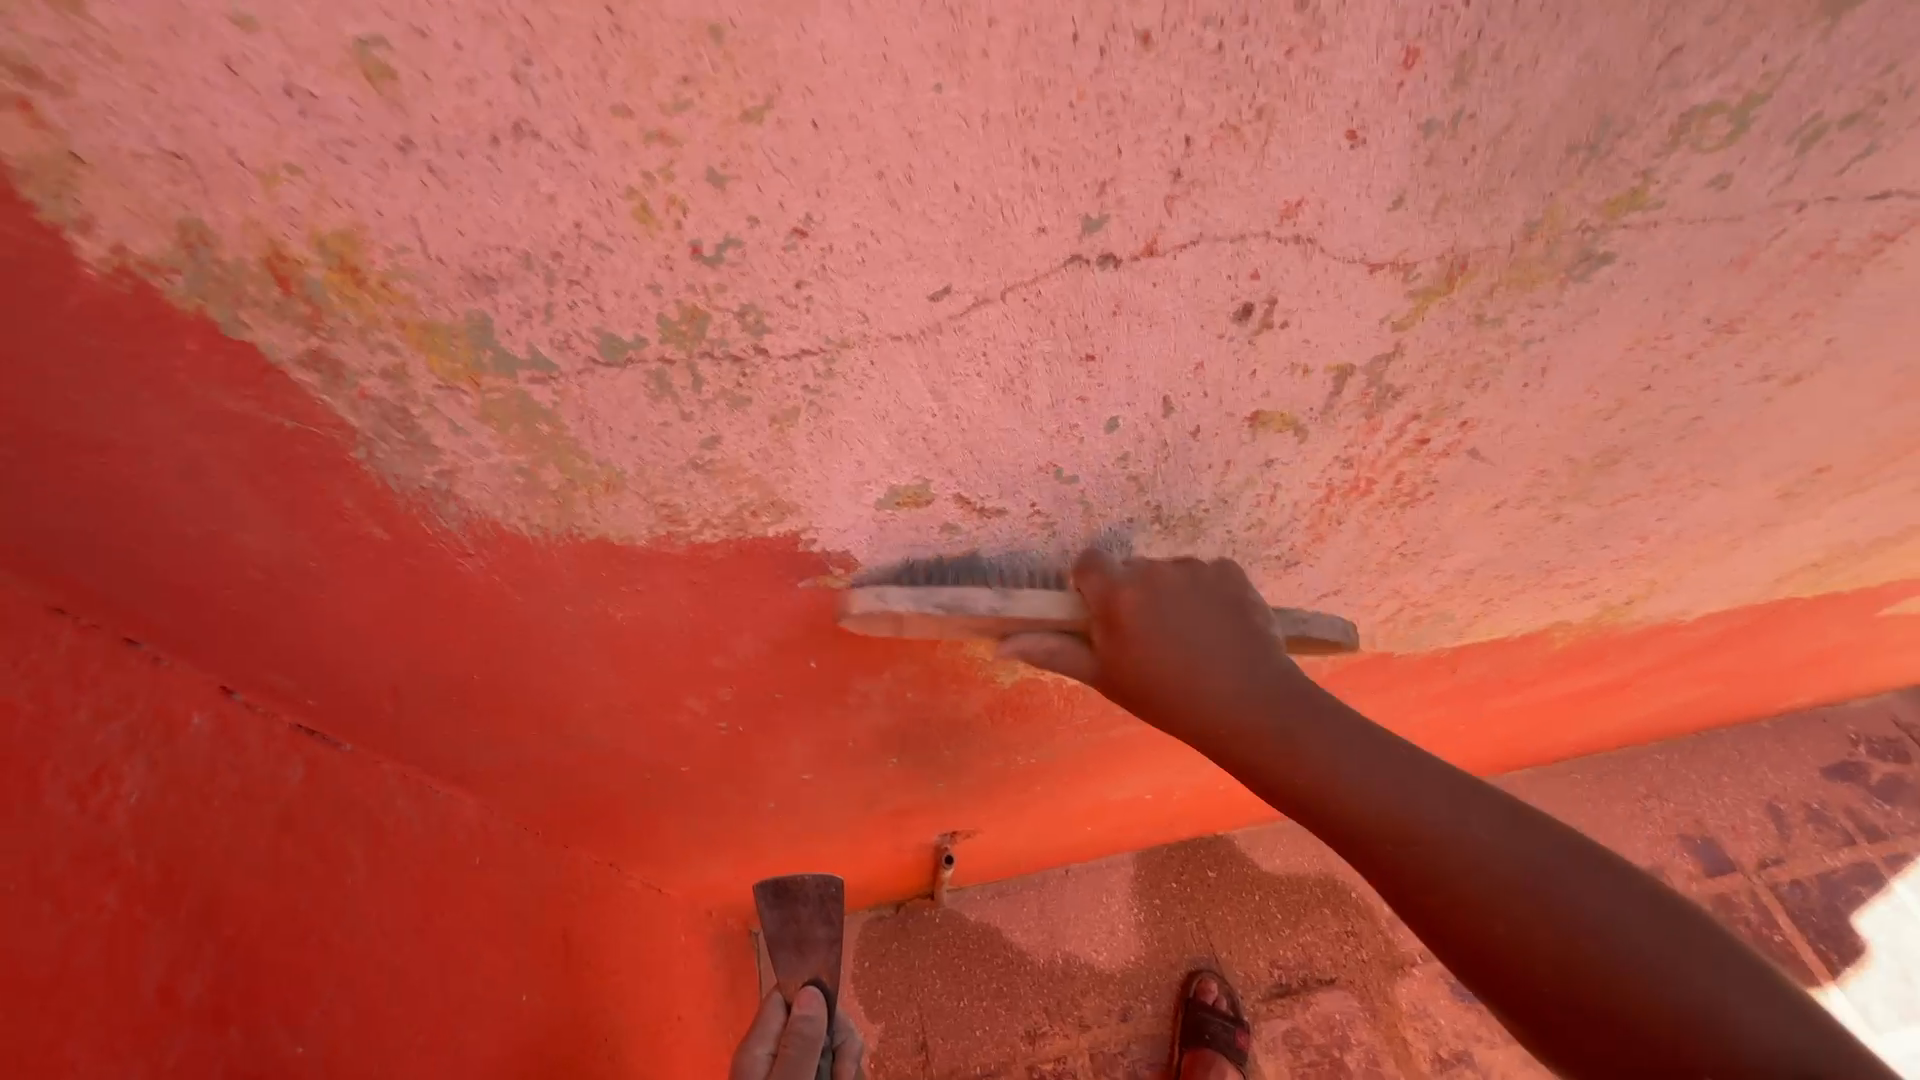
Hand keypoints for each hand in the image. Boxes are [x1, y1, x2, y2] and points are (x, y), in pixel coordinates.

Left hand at [729, 985, 864, 1079]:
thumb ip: (798, 1043)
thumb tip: (812, 992)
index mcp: (757, 1047)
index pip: (786, 994)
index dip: (816, 998)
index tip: (837, 1025)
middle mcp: (770, 1054)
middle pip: (814, 1018)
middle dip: (840, 1042)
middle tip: (844, 1074)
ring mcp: (786, 1073)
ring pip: (826, 1047)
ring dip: (844, 1065)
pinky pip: (828, 1069)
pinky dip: (841, 1076)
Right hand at [997, 549, 1317, 752]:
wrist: (1248, 706)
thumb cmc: (1165, 698)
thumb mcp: (1104, 677)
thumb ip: (1054, 652)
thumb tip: (1002, 645)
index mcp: (1115, 593)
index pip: (1088, 562)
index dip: (1092, 586)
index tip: (1104, 616)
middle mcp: (1151, 569)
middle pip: (1131, 569)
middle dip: (1133, 593)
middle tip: (1150, 638)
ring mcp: (1195, 567)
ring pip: (1169, 572)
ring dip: (1171, 593)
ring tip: (1190, 638)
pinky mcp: (1231, 570)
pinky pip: (1207, 573)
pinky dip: (1208, 593)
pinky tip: (1218, 628)